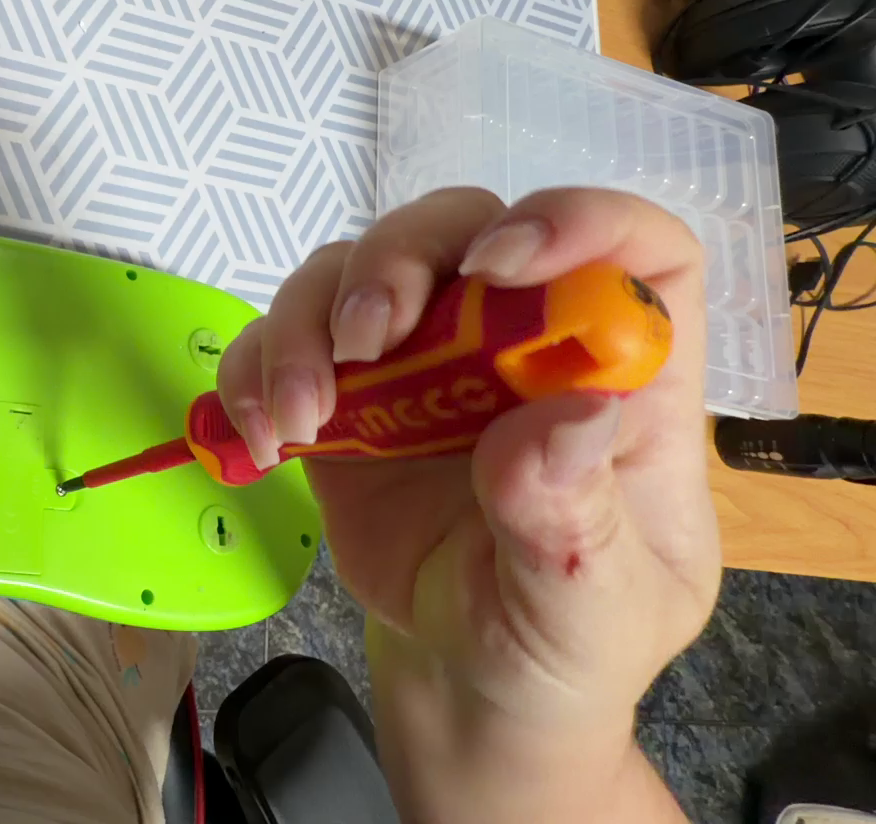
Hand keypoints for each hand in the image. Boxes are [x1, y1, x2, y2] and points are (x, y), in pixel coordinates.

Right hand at [216, 188, 718, 820]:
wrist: (452, 656)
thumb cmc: (551, 634)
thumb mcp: (588, 605)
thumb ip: (575, 521)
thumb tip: (570, 416)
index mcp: (604, 374)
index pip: (629, 248)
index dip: (572, 222)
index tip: (497, 268)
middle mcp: (498, 342)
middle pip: (446, 228)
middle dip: (388, 264)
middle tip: (361, 344)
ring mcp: (402, 359)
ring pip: (338, 273)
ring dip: (300, 331)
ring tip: (298, 422)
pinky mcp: (328, 387)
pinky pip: (270, 338)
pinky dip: (249, 371)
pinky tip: (262, 438)